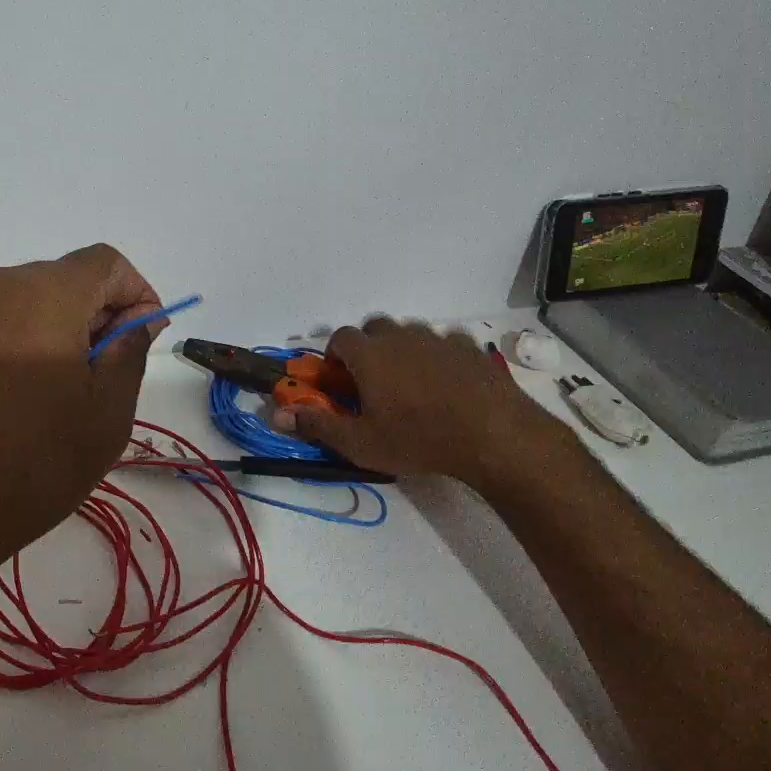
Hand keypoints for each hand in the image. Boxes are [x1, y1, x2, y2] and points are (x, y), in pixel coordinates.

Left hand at [0, 244, 164, 632]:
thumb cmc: (29, 464)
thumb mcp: (104, 414)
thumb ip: (130, 351)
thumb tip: (139, 317)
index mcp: (43, 294)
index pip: (105, 262)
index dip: (135, 293)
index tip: (142, 339)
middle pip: (59, 280)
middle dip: (92, 316)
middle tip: (101, 377)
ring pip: (19, 305)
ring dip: (49, 334)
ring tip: (51, 399)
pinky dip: (7, 349)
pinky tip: (4, 406)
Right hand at [271, 318, 581, 496]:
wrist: (494, 436)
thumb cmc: (418, 439)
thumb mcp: (360, 443)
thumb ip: (317, 425)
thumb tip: (276, 416)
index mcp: (369, 354)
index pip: (340, 338)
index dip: (336, 356)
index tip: (341, 380)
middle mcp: (401, 336)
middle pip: (376, 327)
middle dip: (369, 347)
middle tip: (374, 381)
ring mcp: (439, 338)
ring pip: (411, 333)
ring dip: (404, 350)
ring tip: (412, 384)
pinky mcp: (471, 348)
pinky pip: (446, 343)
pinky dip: (440, 356)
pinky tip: (448, 384)